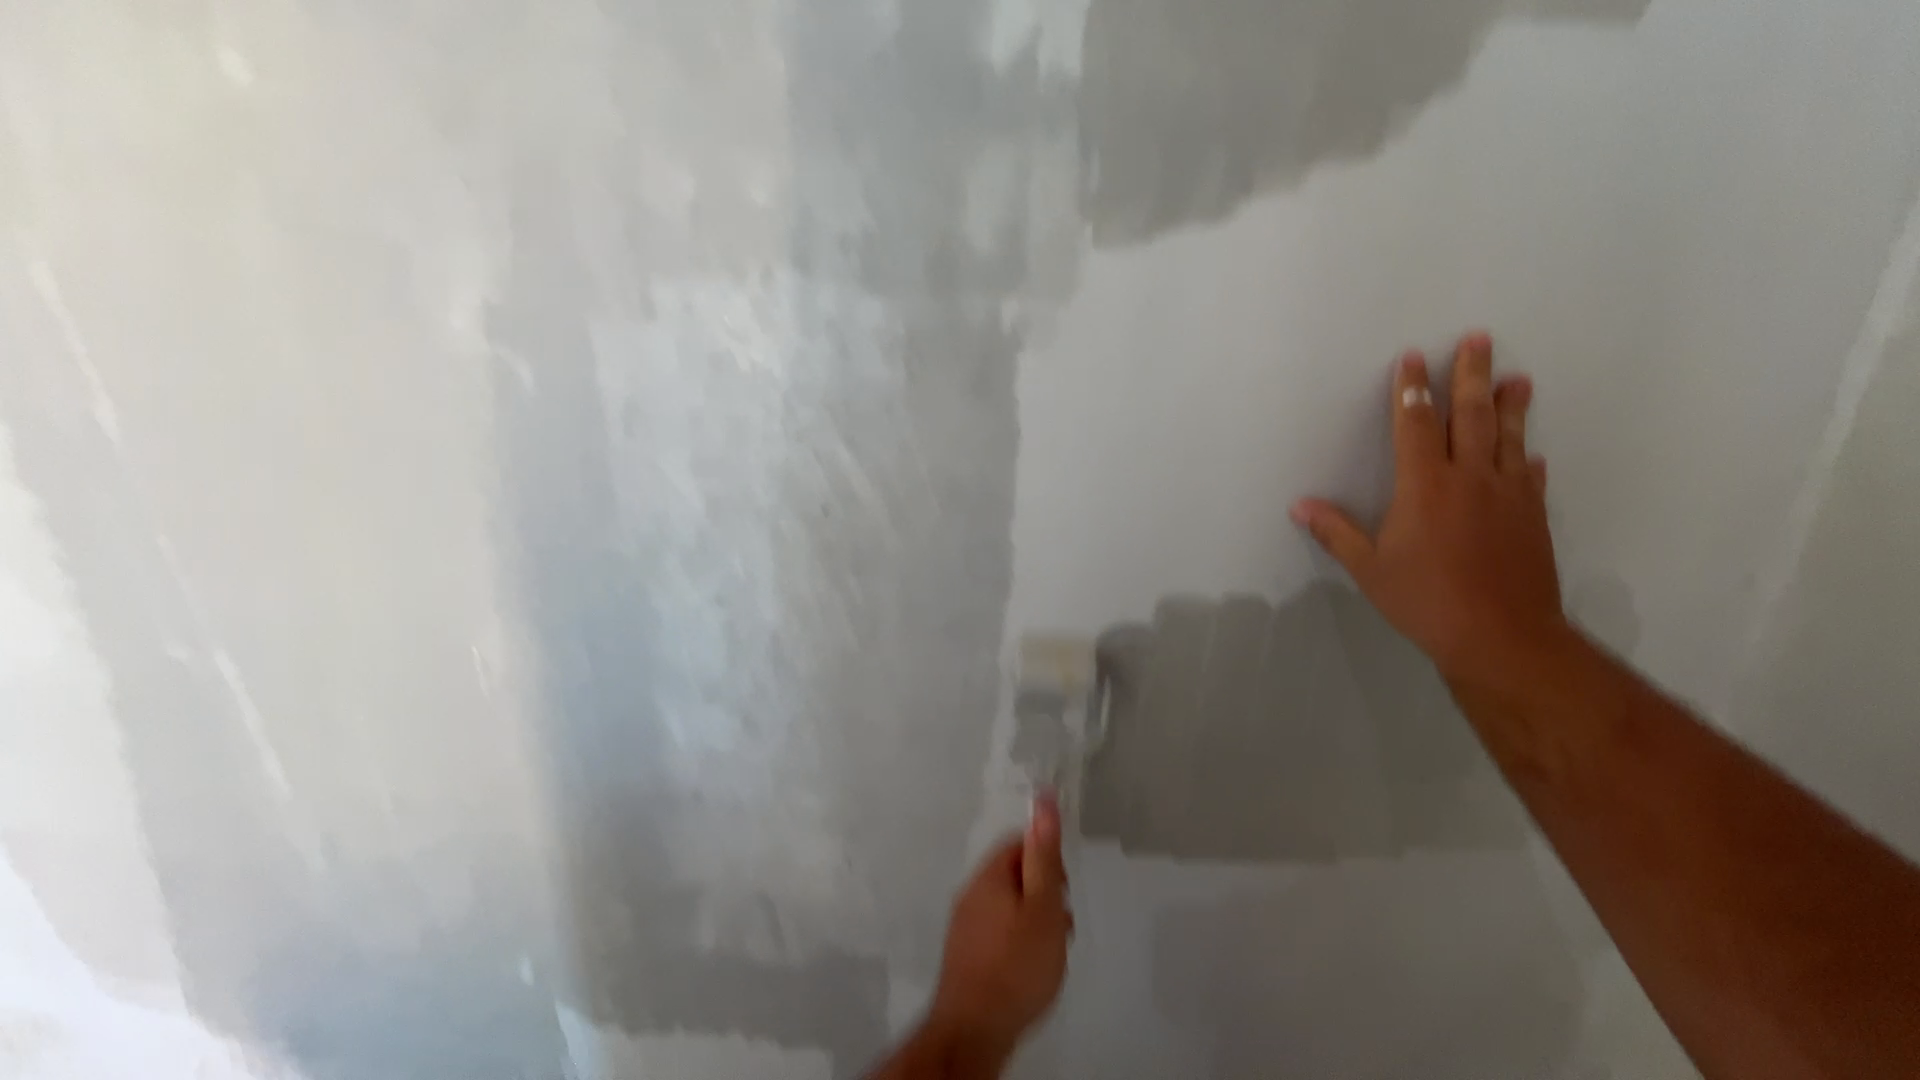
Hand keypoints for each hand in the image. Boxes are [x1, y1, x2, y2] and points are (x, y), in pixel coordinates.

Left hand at [927, 794, 1071, 1055]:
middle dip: (1043, 892)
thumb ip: (1044, 855)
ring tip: (1051, 950)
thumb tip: (1042, 798)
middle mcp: (970, 894)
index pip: (1019, 843)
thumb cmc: (1016, 964)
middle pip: (1013, 874)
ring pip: (1008, 905)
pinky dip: (1019, 940)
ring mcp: (964, 925)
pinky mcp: (966, 954)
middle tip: (1061, 923)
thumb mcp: (1042, 905)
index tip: (1063, 888)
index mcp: (987, 876)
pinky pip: (997, 931)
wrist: (974, 1030)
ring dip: (1034, 919)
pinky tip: (1031, 967)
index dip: (1047, 858)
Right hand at [1291, 332, 1567, 690]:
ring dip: (1511, 404)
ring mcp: (1507, 496)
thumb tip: (1300, 506)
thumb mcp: (1369, 569)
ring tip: (1518, 377)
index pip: (1417, 424)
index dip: (1412, 389)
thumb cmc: (1425, 600)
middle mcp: (1470, 479)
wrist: (1501, 635)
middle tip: (1478, 339)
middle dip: (1471, 375)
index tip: (1412, 359)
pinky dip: (1525, 459)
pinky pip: (1529, 477)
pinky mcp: (1532, 517)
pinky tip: (1530, 452)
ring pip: (1509, 438)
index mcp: (1425, 486)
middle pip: (1471, 416)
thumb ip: (1336, 533)